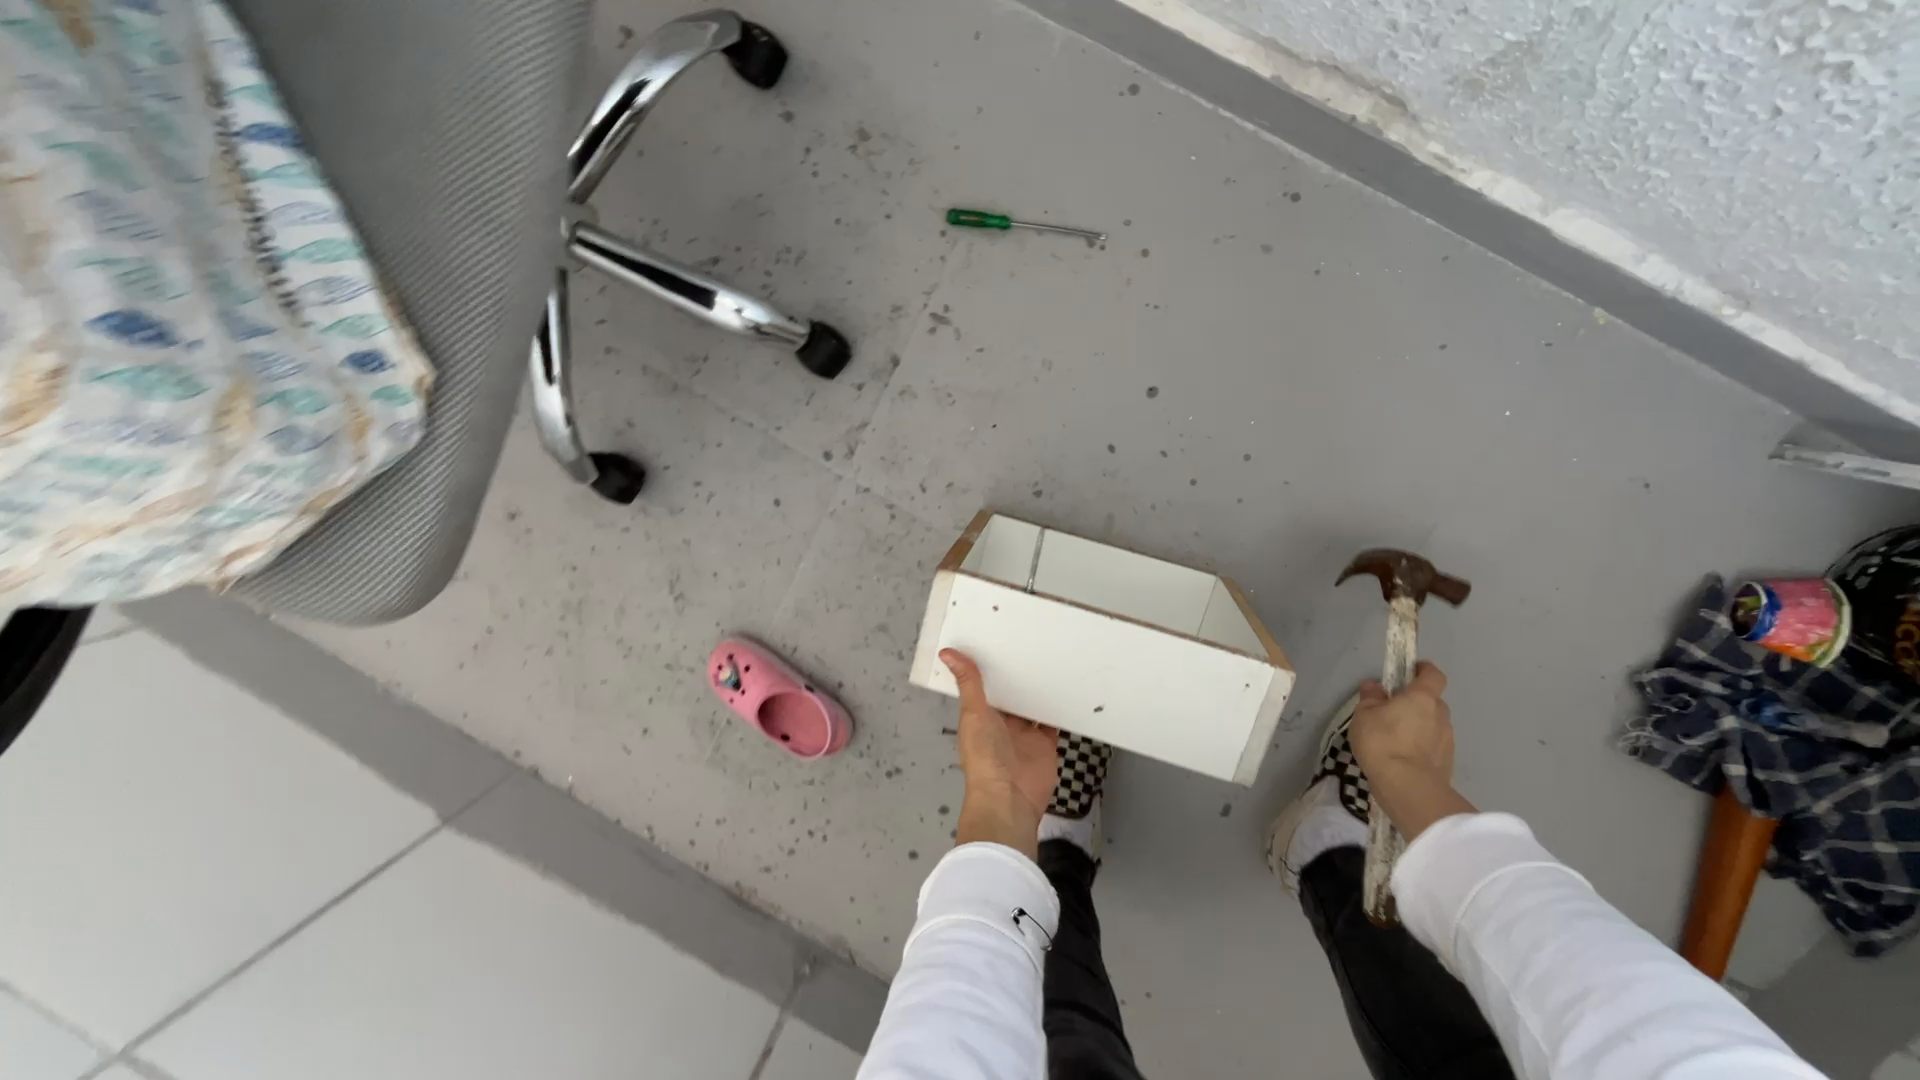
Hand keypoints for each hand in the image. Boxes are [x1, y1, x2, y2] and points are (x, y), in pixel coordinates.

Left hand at [942, 649, 1057, 859]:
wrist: (1010, 796)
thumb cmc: (985, 755)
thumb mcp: (973, 713)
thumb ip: (968, 683)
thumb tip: (947, 652)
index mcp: (980, 715)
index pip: (985, 685)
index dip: (990, 665)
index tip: (998, 637)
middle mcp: (1002, 722)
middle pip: (1012, 693)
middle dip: (1018, 673)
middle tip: (1032, 640)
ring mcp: (1025, 733)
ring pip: (1033, 704)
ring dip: (1039, 687)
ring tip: (1051, 655)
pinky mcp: (1046, 741)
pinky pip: (1054, 719)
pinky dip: (1059, 706)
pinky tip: (1068, 683)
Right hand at [1349, 661, 1474, 839]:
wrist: (1407, 786)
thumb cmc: (1382, 742)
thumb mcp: (1364, 715)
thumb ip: (1370, 698)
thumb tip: (1374, 686)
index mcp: (1422, 697)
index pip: (1433, 675)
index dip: (1424, 670)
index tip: (1411, 670)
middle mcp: (1440, 714)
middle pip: (1433, 701)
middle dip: (1417, 702)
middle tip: (1393, 710)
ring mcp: (1447, 739)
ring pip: (1433, 724)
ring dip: (1419, 726)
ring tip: (1396, 738)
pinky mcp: (1447, 760)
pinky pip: (1433, 744)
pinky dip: (1421, 746)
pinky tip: (1403, 756)